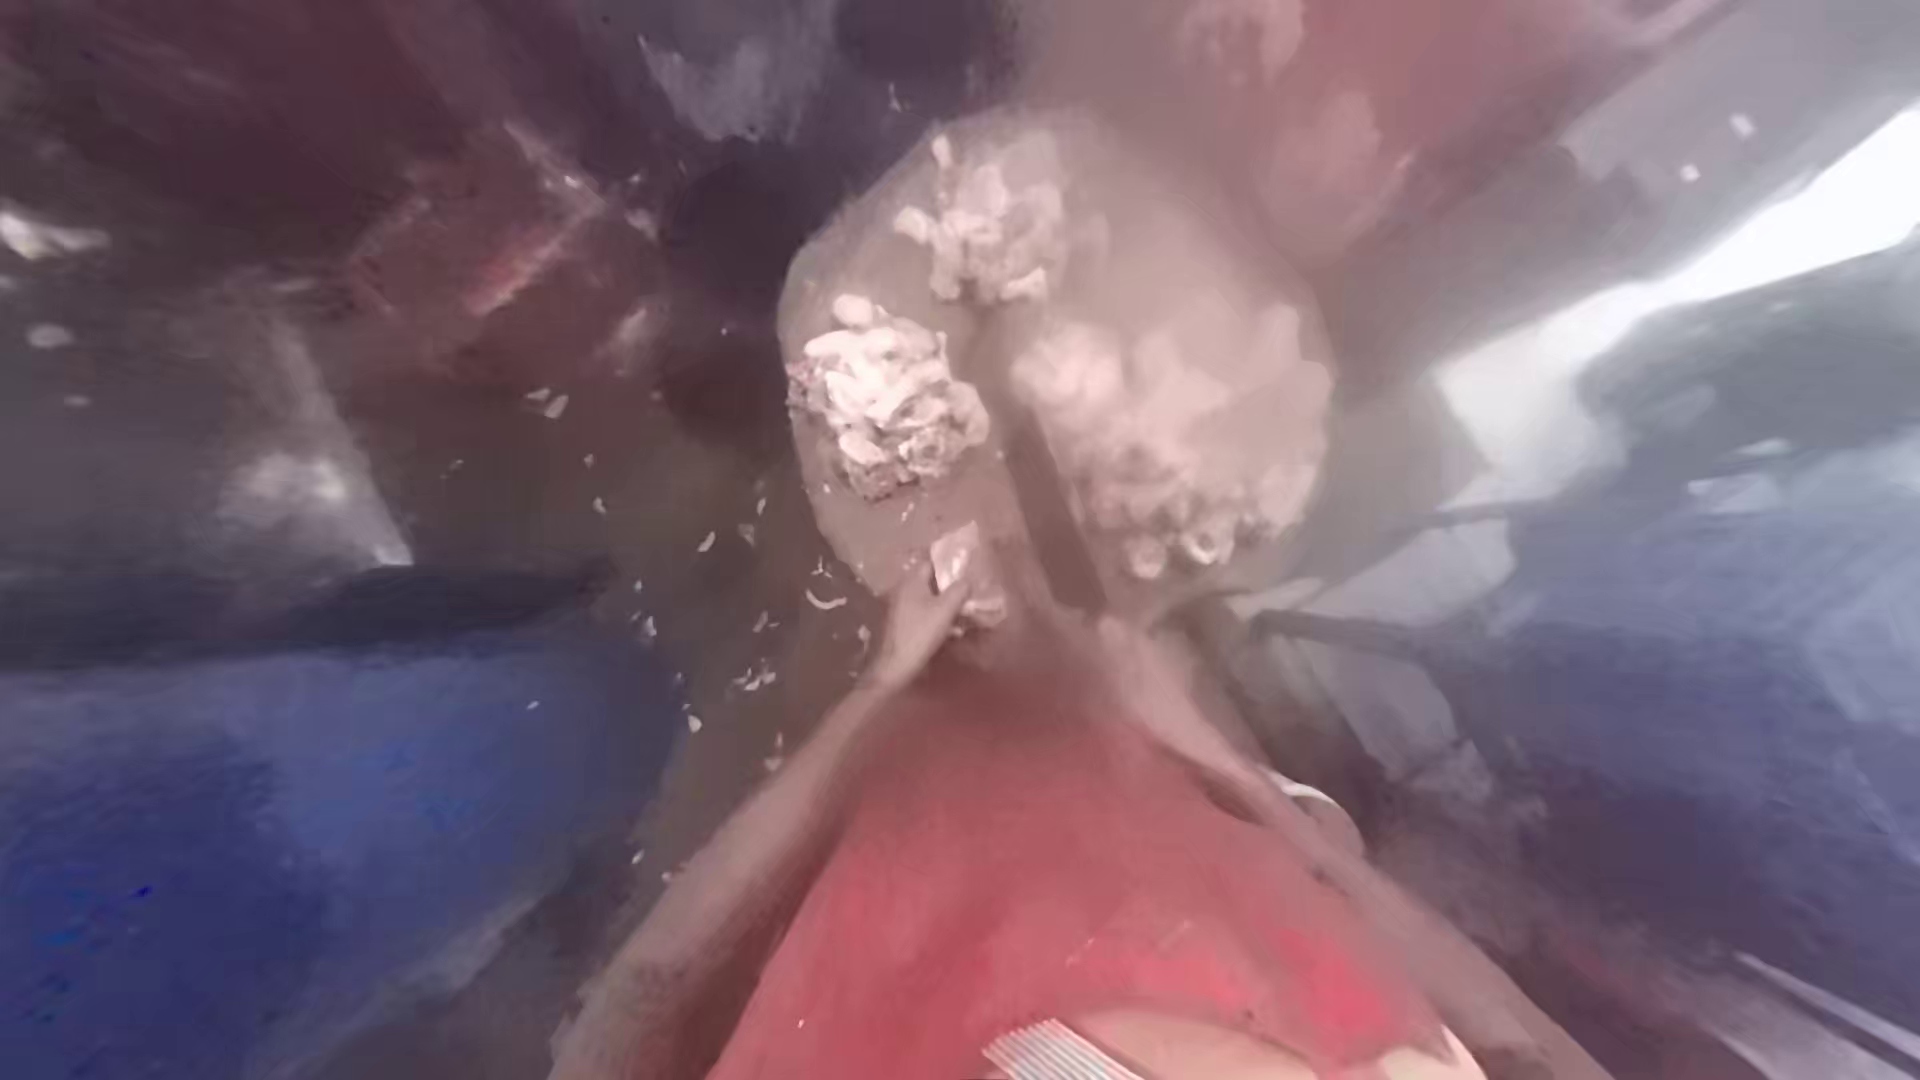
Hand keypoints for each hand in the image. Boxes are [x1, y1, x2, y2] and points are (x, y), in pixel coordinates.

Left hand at [864, 558, 970, 691]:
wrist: (892, 666)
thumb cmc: (920, 634)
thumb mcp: (945, 610)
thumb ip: (959, 590)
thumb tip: (967, 580)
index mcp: (911, 581)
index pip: (930, 562)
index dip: (947, 565)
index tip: (964, 573)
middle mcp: (900, 589)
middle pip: (927, 581)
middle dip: (946, 586)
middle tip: (965, 594)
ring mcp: (896, 606)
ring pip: (923, 598)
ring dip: (940, 602)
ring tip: (959, 612)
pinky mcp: (896, 623)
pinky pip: (918, 611)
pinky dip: (931, 615)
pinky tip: (944, 627)